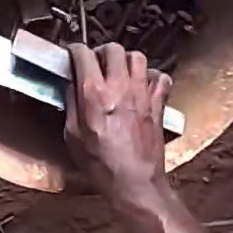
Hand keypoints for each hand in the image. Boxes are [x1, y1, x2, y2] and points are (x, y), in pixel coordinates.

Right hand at [65, 43, 173, 210]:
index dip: (75, 50)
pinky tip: (142, 84)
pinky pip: (161, 77)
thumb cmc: (102, 164)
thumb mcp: (72, 134)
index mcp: (94, 93)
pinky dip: (152, 76)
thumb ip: (71, 103)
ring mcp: (142, 94)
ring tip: (118, 70)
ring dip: (125, 60)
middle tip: (96, 62)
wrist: (134, 183)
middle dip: (101, 51)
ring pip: (137, 57)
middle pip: (113, 49)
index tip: (72, 54)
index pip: (83, 54)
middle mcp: (119, 87)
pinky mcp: (158, 104)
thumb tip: (71, 84)